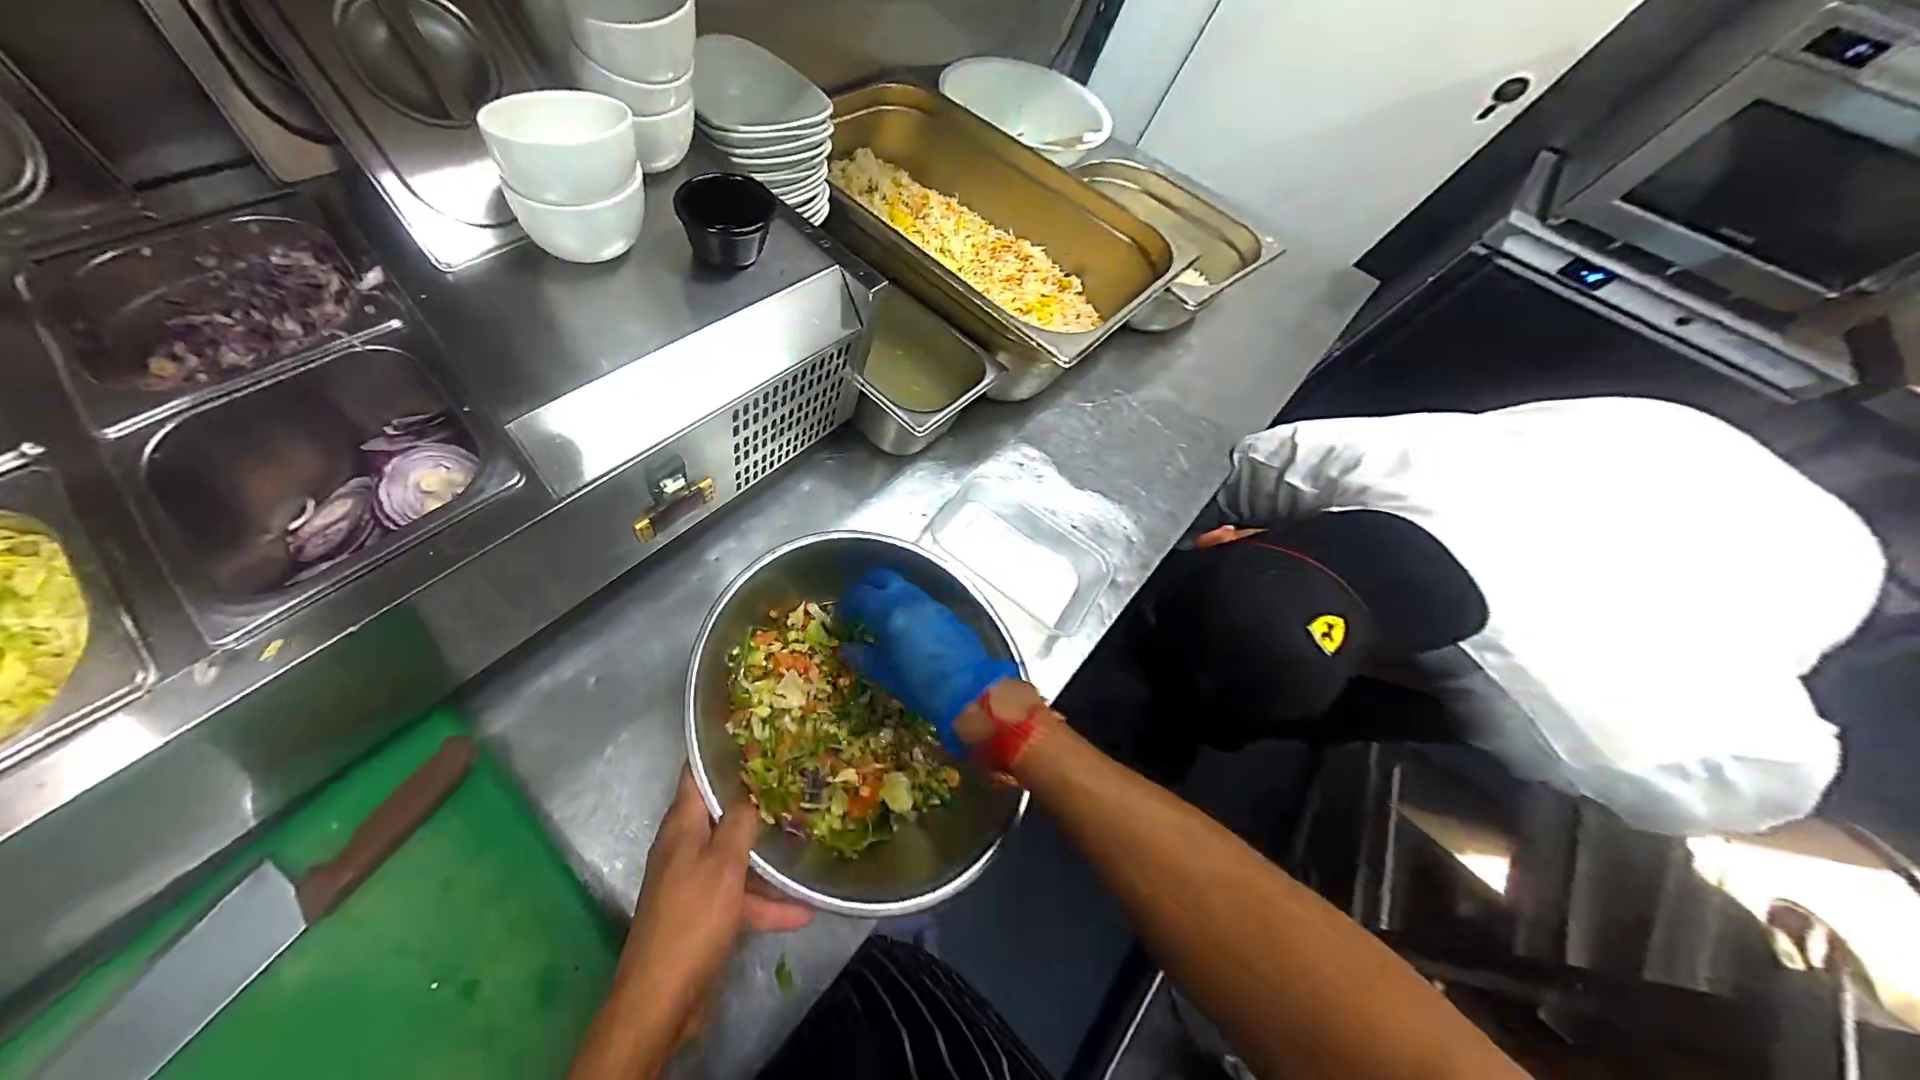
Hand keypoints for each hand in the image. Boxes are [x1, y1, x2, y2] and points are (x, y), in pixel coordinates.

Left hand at [568, 770, 811, 1079]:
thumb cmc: (692, 918)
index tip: (755, 734)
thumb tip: (750, 791)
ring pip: (735, 855)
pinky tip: (803, 910)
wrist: (661, 998)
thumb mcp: (723, 863)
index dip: (720, 752)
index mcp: (682, 826)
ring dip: (767, 855)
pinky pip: (739, 896)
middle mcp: (684, 847)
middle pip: (721, 813)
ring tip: (806, 841)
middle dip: (755, 800)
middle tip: (793, 781)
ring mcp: (694, 881)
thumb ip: (738, 822)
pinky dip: (766, 901)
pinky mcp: (703, 913)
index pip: (696, 774)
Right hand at [839, 568, 1018, 748]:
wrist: (969, 691)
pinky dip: (908, 606)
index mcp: (889, 610)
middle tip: (858, 609)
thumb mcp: (885, 674)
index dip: (845, 606)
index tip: (840, 621)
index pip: (859, 595)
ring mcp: (932, 604)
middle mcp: (910, 599)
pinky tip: (906, 628)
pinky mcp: (947, 613)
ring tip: (881, 620)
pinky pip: (921, 601)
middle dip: (866, 588)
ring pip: (903, 587)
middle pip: (881, 578)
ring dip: (889, 596)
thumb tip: (848, 649)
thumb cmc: (920, 685)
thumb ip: (863, 657)